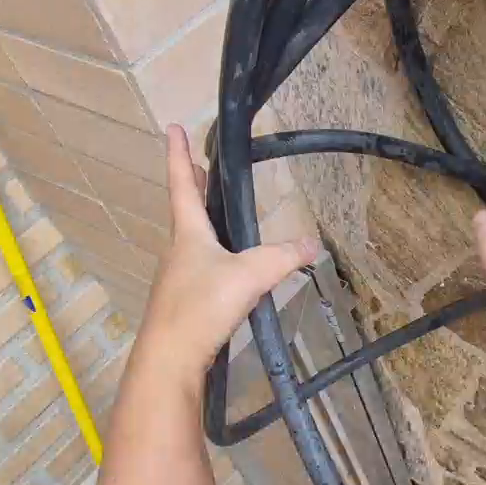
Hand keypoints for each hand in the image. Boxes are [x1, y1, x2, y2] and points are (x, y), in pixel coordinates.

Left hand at [139, 125, 319, 381]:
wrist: (171, 357)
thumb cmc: (201, 307)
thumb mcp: (249, 276)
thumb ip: (283, 257)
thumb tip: (314, 243)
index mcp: (189, 234)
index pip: (183, 184)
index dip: (180, 155)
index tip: (174, 127)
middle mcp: (179, 251)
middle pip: (187, 210)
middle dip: (194, 187)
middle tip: (201, 167)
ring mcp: (180, 278)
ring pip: (195, 241)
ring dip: (206, 223)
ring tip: (221, 215)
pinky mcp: (187, 303)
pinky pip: (203, 268)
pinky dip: (215, 255)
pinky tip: (231, 270)